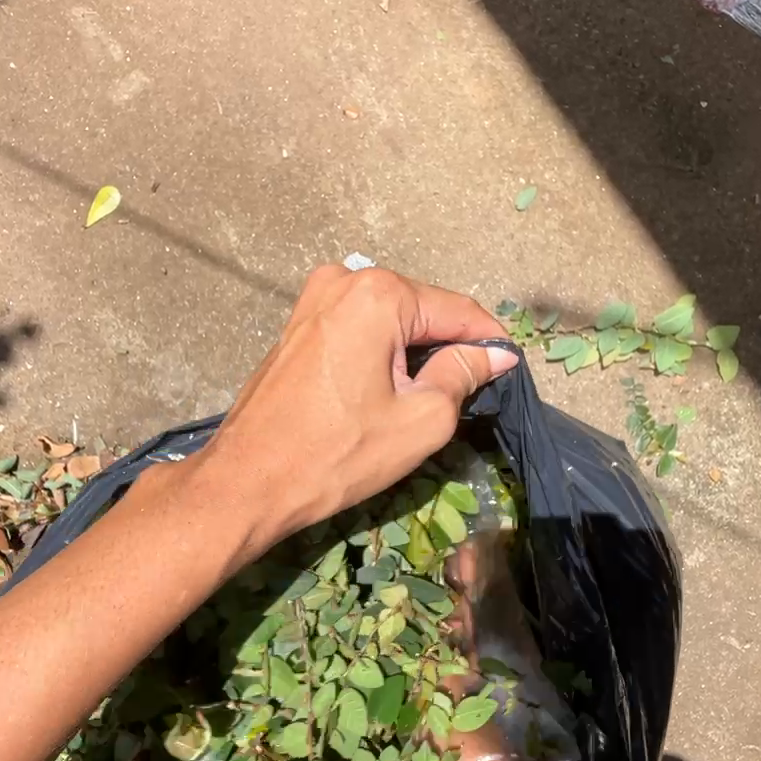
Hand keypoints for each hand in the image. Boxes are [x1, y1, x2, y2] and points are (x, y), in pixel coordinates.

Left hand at [197, 265, 517, 558]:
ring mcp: (314, 299)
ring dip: (415, 351)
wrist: (248, 481)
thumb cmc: (338, 453)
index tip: (512, 368)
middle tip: (470, 391)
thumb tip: (494, 353)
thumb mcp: (421, 419)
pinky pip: (359, 329)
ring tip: (429, 395)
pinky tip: (387, 388)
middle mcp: (344, 279)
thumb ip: (463, 373)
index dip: (490, 341)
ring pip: (390, 320)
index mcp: (379, 294)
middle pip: (422, 311)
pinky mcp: (299, 324)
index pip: (457, 310)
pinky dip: (382, 352)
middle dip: (449, 346)